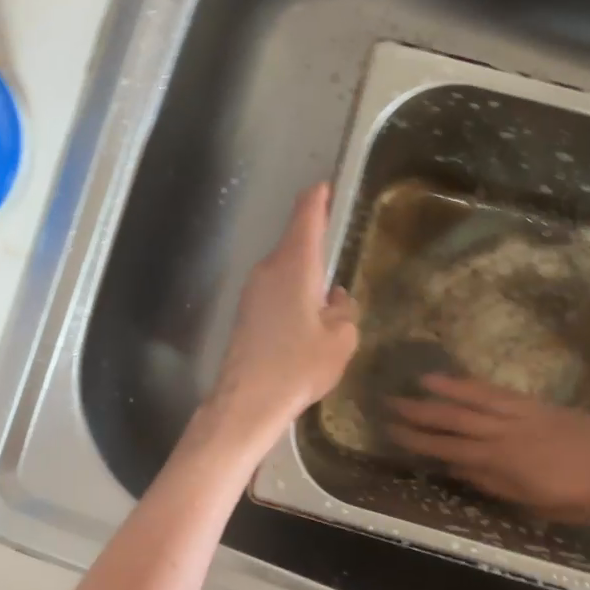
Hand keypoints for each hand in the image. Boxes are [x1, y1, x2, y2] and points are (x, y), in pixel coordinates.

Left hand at [204, 183, 359, 441]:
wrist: (247, 401)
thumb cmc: (298, 366)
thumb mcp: (340, 339)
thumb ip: (344, 310)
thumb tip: (336, 298)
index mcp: (295, 264)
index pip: (305, 214)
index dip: (318, 197)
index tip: (328, 188)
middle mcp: (269, 268)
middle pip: (295, 242)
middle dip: (317, 243)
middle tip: (341, 249)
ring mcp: (253, 291)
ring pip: (285, 269)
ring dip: (306, 275)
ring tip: (329, 295)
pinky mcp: (246, 313)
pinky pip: (275, 291)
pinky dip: (293, 294)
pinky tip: (306, 321)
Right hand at [387, 375, 589, 524]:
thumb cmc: (584, 501)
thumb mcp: (535, 504)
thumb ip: (495, 484)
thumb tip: (458, 469)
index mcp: (503, 463)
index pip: (450, 449)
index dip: (419, 441)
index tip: (392, 431)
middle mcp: (507, 433)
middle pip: (456, 419)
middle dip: (421, 412)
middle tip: (392, 403)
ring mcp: (524, 415)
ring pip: (476, 398)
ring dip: (446, 389)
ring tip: (420, 380)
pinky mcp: (541, 406)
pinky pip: (501, 392)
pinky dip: (478, 385)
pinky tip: (465, 381)